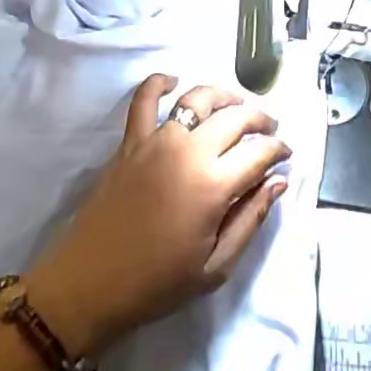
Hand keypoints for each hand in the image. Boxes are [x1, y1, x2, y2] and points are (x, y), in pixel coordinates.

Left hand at [25, 76, 290, 355]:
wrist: (85, 289)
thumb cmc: (155, 284)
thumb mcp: (215, 267)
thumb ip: (251, 220)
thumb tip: (279, 182)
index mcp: (214, 185)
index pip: (260, 152)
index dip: (279, 150)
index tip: (285, 155)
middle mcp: (190, 152)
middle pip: (237, 117)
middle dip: (261, 119)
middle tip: (269, 129)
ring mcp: (158, 141)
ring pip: (199, 99)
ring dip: (225, 96)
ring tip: (235, 104)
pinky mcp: (130, 143)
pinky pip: (143, 101)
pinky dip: (159, 83)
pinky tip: (173, 80)